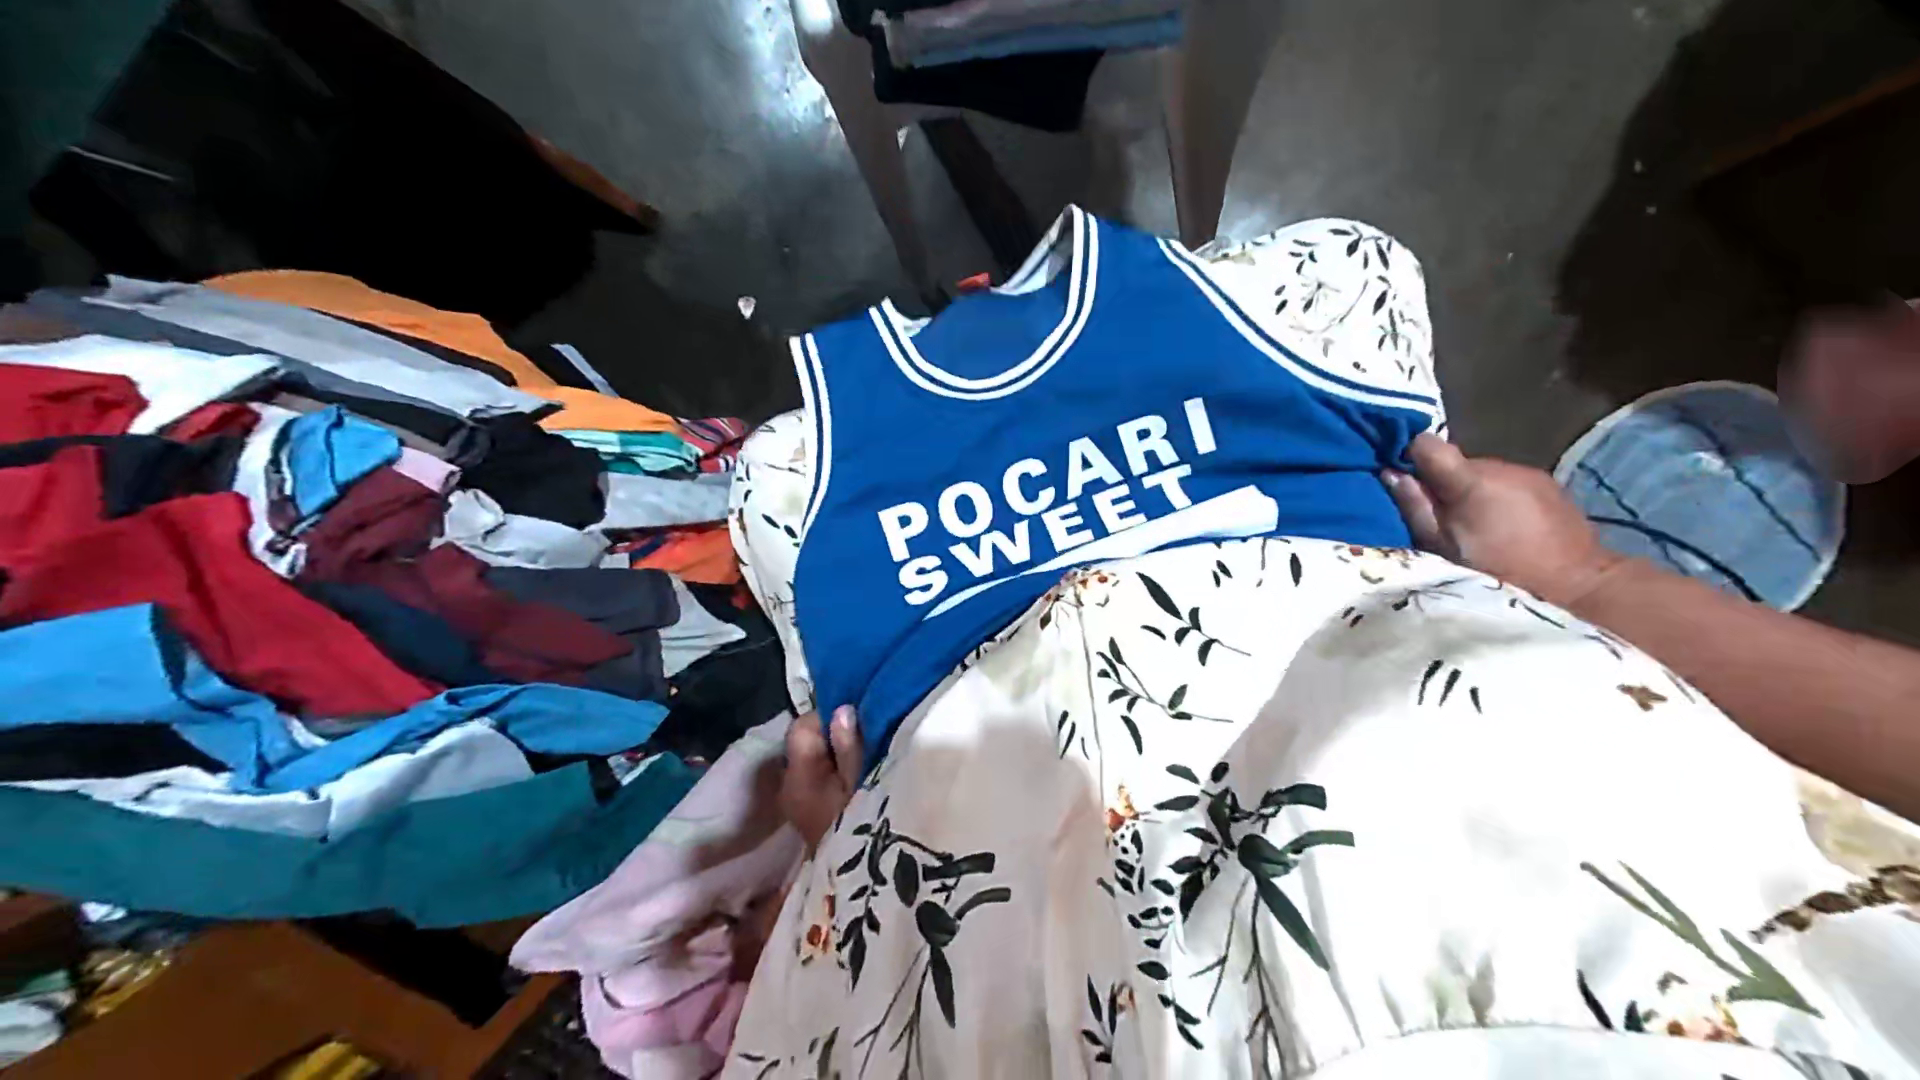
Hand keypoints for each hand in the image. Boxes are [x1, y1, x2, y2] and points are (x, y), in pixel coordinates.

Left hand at [780, 706, 862, 854]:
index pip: (802, 727)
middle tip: (865, 742)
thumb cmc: (860, 831)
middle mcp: (788, 784)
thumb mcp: (861, 786)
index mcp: (798, 775)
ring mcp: (794, 799)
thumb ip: (850, 748)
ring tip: (863, 759)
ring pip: (813, 758)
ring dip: (835, 753)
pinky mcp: (805, 809)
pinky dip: (834, 770)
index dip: (828, 718)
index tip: (857, 723)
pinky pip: (817, 775)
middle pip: (806, 741)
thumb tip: (842, 710)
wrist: (854, 885)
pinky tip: (854, 778)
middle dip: (834, 735)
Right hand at [1383, 434, 1625, 607]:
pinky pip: (1505, 480)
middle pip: (1455, 461)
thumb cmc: (1498, 570)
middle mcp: (1500, 466)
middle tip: (1442, 515)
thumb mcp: (1440, 545)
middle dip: (1442, 482)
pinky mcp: (1548, 483)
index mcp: (1470, 481)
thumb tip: (1391, 473)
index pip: (1427, 444)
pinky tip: (1501, 522)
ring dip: (1470, 490)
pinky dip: (1494, 495)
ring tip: (1474, 521)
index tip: (1406, 479)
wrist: (1577, 584)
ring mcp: (1528, 473)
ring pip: (1480, 472)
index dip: (1411, 456)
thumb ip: (1415, 506)